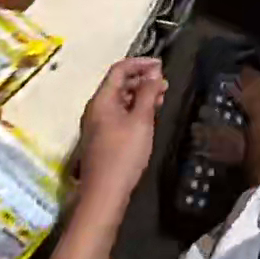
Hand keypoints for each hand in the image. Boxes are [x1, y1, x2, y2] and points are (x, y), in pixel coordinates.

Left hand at [77, 58, 166, 207]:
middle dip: (142, 80)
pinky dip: (134, 109)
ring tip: (161, 98)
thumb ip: (148, 93)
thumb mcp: (141, 120)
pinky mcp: (101, 137)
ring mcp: (97, 123)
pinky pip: (118, 113)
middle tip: (164, 83)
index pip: (119, 70)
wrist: (104, 194)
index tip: (160, 65)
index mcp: (102, 99)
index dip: (140, 63)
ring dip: (139, 95)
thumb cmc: (124, 154)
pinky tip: (148, 116)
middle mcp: (96, 107)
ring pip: (119, 99)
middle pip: (118, 84)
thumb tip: (154, 73)